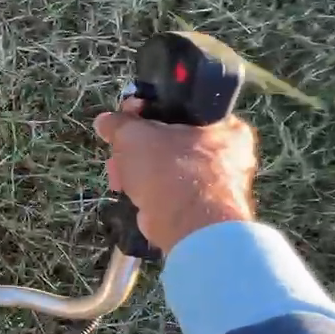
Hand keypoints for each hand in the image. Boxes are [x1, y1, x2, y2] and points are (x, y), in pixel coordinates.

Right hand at [94, 98, 259, 256]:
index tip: (125, 118)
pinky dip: (146, 186)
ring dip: (134, 167)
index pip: (178, 109)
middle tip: (119, 152)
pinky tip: (130, 190)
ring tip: (121, 176)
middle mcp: (228, 151)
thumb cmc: (169, 170)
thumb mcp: (133, 134)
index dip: (145, 112)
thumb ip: (117, 122)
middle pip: (165, 138)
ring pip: (163, 163)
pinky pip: (168, 184)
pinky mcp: (203, 202)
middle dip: (133, 147)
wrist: (188, 224)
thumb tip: (105, 121)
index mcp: (225, 126)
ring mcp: (217, 179)